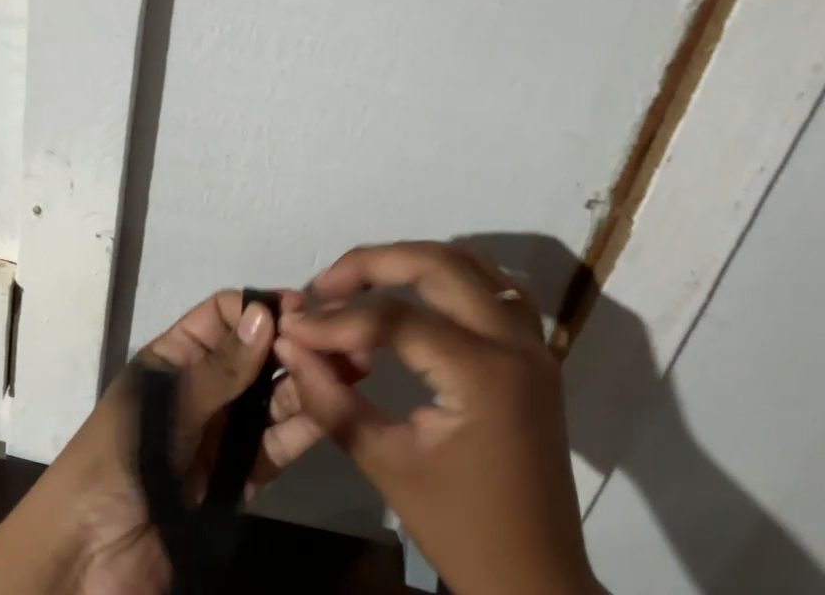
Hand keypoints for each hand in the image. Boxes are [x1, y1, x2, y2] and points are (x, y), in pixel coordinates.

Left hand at [0, 290, 323, 594]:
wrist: (88, 561)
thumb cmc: (113, 464)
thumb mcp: (163, 409)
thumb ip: (219, 369)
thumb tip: (266, 315)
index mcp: (171, 360)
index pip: (221, 318)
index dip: (259, 310)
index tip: (304, 311)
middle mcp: (200, 390)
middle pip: (253, 357)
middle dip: (294, 346)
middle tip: (344, 341)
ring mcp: (219, 435)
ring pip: (270, 399)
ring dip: (306, 384)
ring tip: (351, 369)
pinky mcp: (237, 480)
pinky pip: (274, 445)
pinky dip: (302, 428)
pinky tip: (332, 409)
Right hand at [276, 242, 602, 594]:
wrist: (535, 576)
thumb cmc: (459, 527)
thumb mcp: (386, 464)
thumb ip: (332, 399)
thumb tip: (288, 346)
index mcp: (483, 376)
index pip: (397, 320)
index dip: (337, 320)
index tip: (293, 329)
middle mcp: (515, 344)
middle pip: (439, 266)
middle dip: (374, 264)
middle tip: (324, 285)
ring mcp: (533, 345)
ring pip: (474, 265)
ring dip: (415, 261)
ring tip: (364, 281)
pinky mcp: (536, 355)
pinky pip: (498, 289)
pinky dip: (456, 277)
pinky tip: (422, 293)